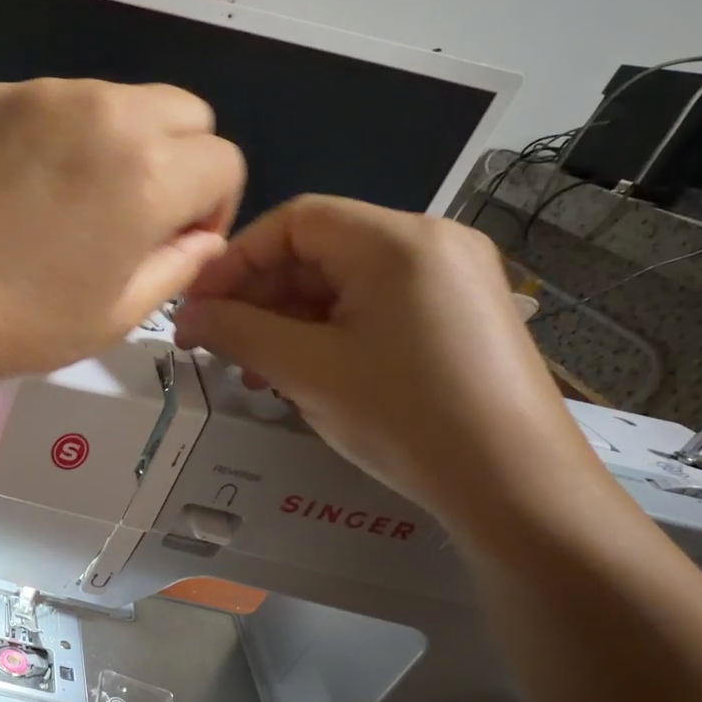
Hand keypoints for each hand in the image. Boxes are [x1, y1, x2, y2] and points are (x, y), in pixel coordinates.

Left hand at [0, 79, 243, 396]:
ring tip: (75, 203)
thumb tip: (204, 237)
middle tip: (133, 217)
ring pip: (121, 102)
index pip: (223, 163)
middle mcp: (110, 113)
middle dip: (179, 162)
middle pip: (185, 114)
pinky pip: (60, 104)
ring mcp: (49, 97)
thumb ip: (181, 265)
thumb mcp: (122, 315)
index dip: (211, 208)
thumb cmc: (26, 327)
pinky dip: (63, 137)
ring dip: (120, 145)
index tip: (176, 242)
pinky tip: (30, 188)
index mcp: (152, 172)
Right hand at [174, 196, 606, 535]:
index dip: (234, 259)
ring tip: (252, 369)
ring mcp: (451, 279)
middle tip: (214, 344)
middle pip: (318, 249)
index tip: (195, 307)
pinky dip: (326, 332)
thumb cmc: (405, 415)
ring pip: (343, 282)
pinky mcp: (456, 315)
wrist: (514, 481)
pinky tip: (301, 374)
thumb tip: (187, 316)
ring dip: (286, 319)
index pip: (294, 221)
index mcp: (396, 241)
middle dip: (257, 295)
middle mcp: (430, 243)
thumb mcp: (307, 371)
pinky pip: (373, 306)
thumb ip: (238, 332)